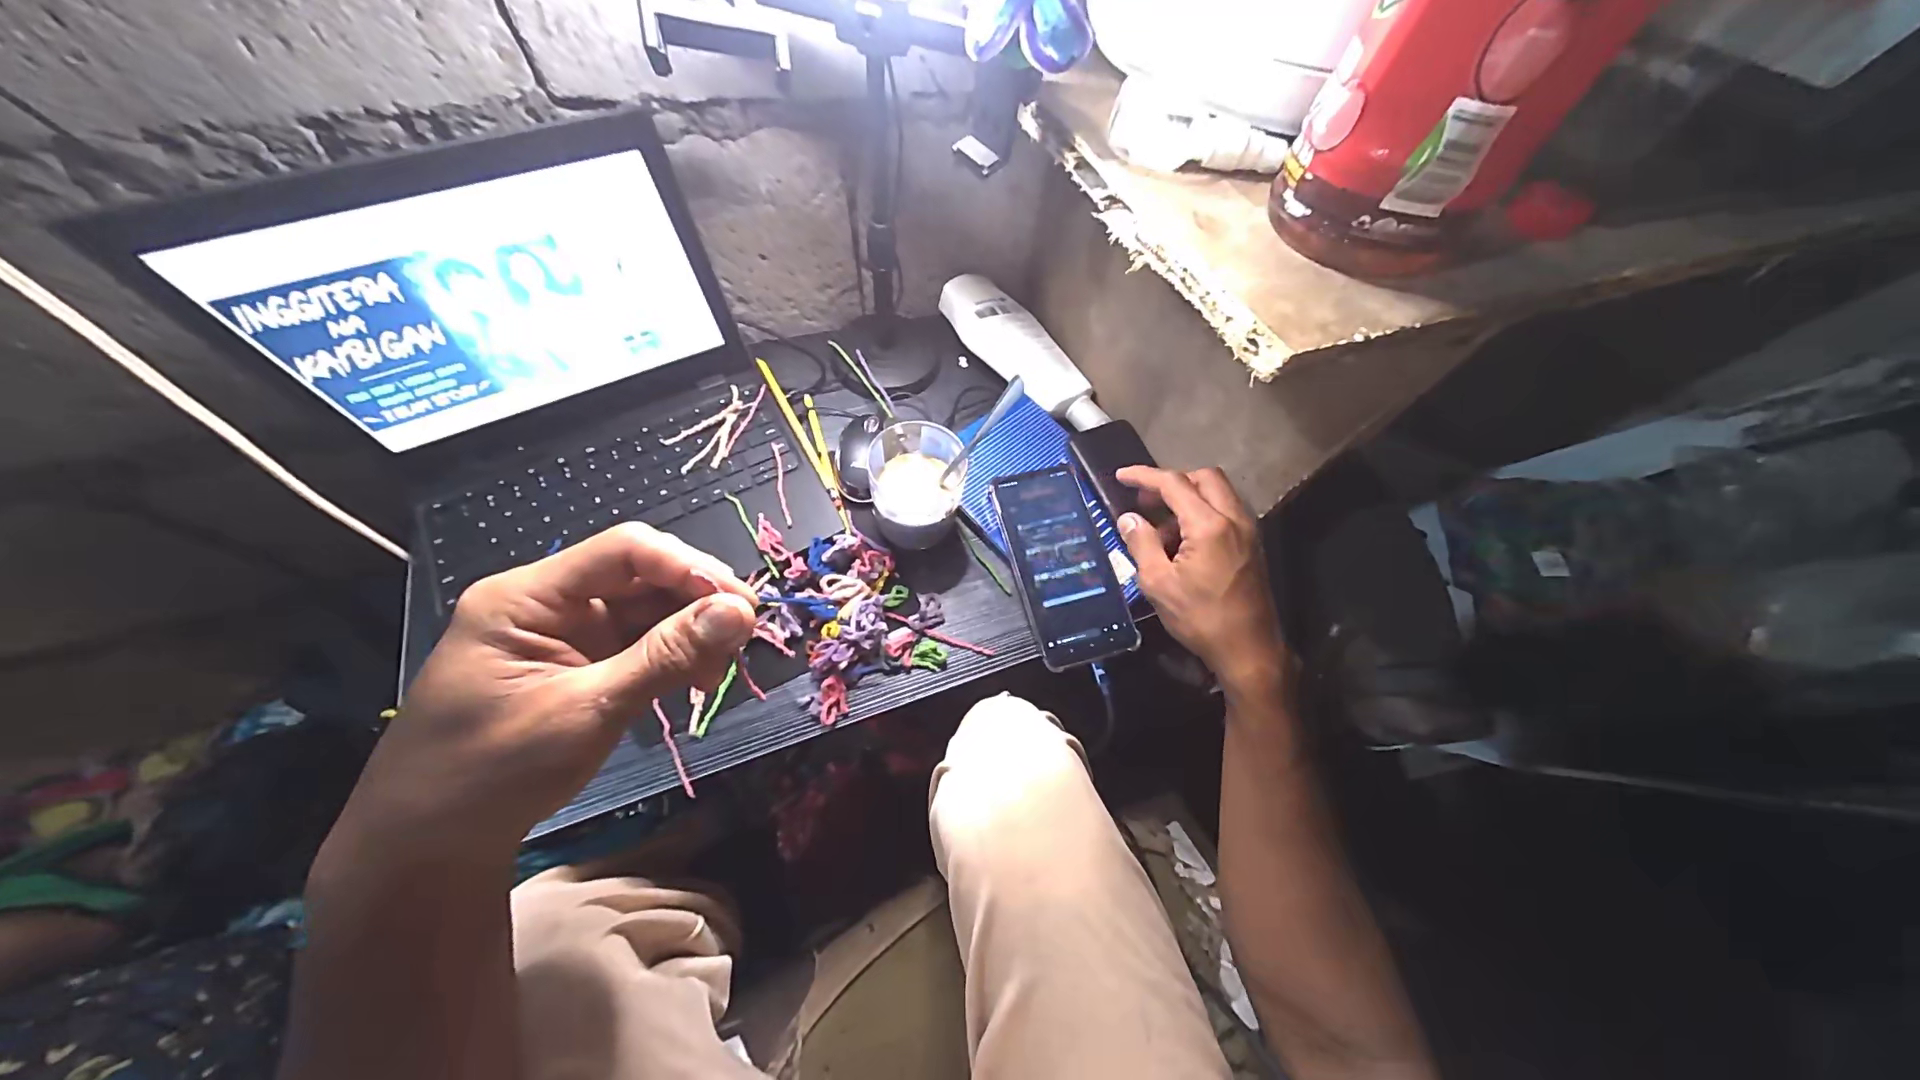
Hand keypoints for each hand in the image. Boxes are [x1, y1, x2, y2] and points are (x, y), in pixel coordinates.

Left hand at [338, 524, 757, 858]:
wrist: (429, 845)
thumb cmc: (494, 773)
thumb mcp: (588, 710)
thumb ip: (665, 656)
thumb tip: (740, 612)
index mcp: (528, 596)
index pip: (624, 550)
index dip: (687, 566)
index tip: (738, 604)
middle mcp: (550, 601)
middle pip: (642, 574)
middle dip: (696, 600)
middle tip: (740, 639)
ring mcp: (567, 631)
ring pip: (649, 607)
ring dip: (692, 631)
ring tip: (717, 669)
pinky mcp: (582, 660)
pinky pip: (642, 639)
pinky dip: (675, 654)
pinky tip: (695, 679)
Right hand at [1116, 466, 1285, 687]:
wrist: (1248, 649)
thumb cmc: (1200, 618)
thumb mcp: (1158, 583)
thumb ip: (1141, 544)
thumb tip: (1129, 519)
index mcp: (1209, 525)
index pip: (1174, 484)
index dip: (1144, 476)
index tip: (1121, 476)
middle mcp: (1234, 518)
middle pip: (1203, 478)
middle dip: (1171, 481)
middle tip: (1144, 500)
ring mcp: (1248, 530)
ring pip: (1217, 493)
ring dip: (1187, 498)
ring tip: (1159, 525)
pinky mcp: (1251, 545)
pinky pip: (1225, 512)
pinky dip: (1201, 513)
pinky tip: (1181, 540)